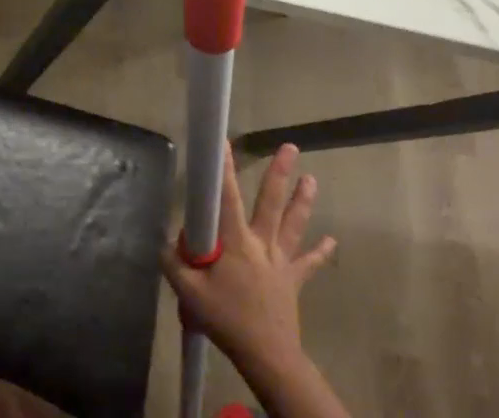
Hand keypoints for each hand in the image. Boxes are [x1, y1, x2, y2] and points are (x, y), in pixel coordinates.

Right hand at [164, 144, 335, 373]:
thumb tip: (167, 241)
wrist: (267, 355)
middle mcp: (261, 244)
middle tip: (290, 147)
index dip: (223, 169)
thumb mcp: (186, 290)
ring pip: (294, 225)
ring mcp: (281, 261)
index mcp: (235, 242)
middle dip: (280, 174)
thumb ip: (172, 260)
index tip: (222, 142)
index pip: (226, 197)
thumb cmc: (225, 319)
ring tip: (312, 179)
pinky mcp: (293, 280)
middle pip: (271, 203)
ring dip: (303, 201)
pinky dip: (320, 251)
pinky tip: (331, 241)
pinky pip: (309, 263)